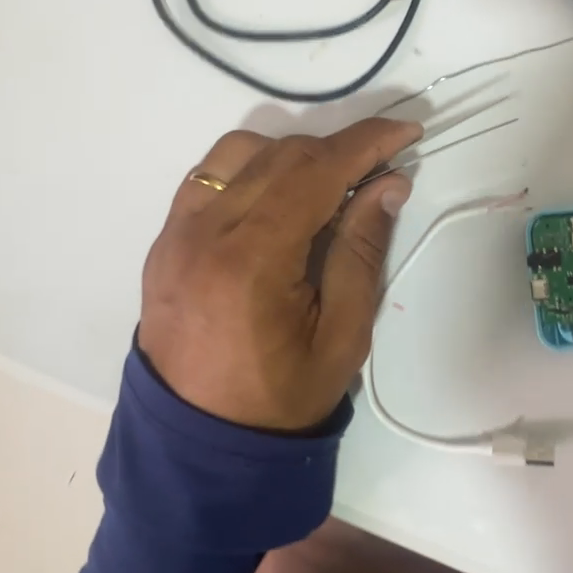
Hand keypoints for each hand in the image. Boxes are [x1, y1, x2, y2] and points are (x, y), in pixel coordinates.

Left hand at [138, 118, 422, 430]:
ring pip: (239, 153)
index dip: (366, 143)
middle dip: (339, 149)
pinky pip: (209, 177)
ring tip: (329, 185)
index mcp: (252, 260)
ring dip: (293, 154)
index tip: (406, 131)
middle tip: (381, 167)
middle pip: (281, 155)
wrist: (200, 441)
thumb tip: (387, 186)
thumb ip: (362, 253)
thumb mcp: (343, 337)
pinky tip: (278, 198)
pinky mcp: (165, 241)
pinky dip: (252, 169)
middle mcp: (205, 231)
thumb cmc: (282, 398)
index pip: (315, 172)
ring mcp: (176, 232)